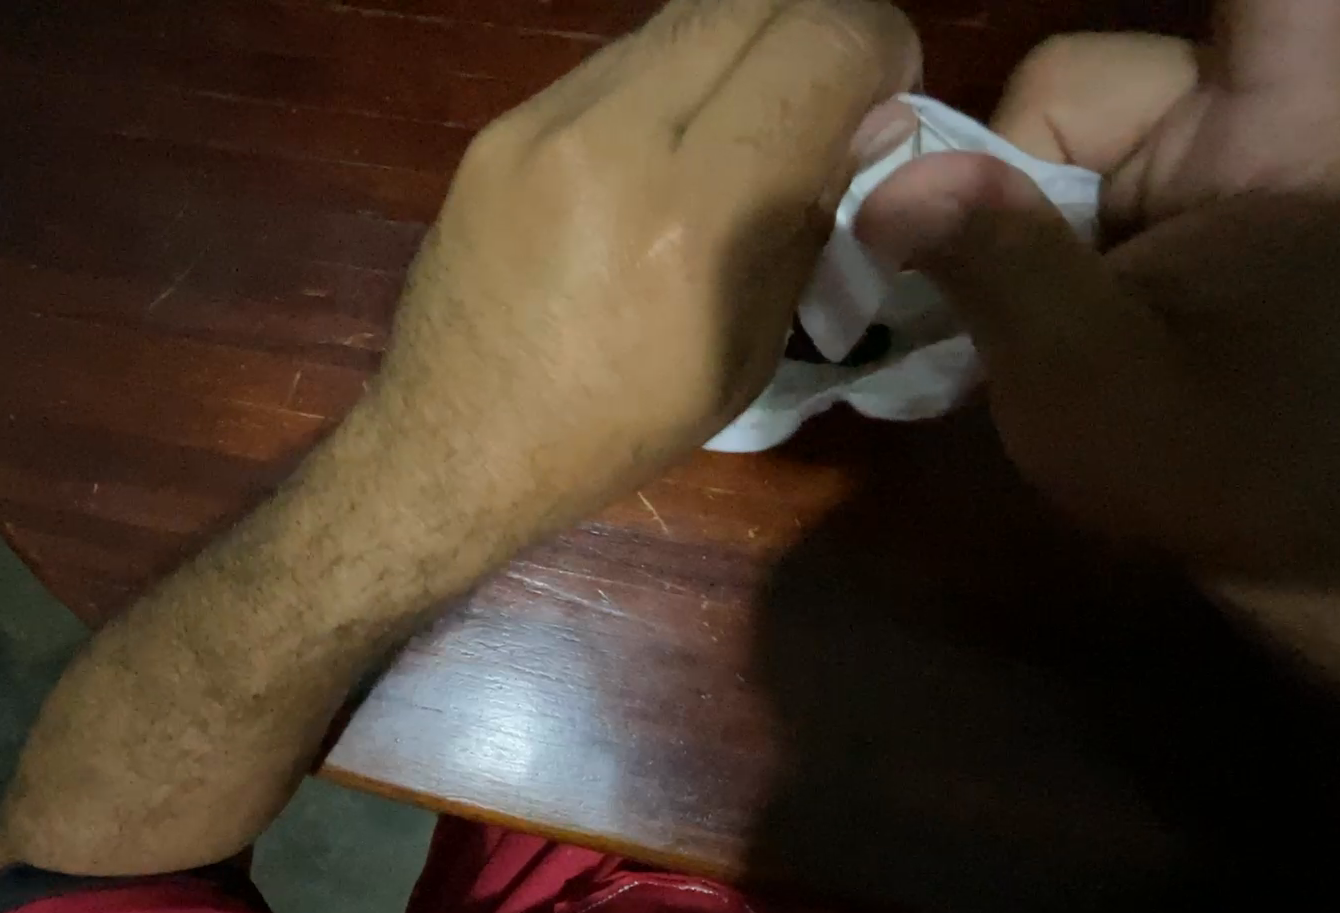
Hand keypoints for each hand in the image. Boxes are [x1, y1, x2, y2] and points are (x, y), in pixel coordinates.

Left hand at [353, 0, 918, 536]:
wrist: (460, 444)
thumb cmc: (612, 431)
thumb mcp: (741, 357)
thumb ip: (805, 227)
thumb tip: (855, 127)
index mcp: (695, 220)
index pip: (824, 46)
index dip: (878, 49)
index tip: (876, 94)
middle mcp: (616, 144)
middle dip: (810, 31)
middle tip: (811, 98)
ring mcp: (541, 126)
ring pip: (677, 20)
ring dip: (731, 55)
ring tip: (726, 131)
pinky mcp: (495, 132)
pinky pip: (606, 70)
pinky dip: (655, 89)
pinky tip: (645, 156)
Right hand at [854, 0, 1339, 577]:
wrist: (1243, 528)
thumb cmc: (1194, 463)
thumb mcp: (1081, 375)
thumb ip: (997, 267)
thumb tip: (887, 187)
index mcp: (1303, 131)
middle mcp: (1263, 114)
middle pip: (1086, 74)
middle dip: (1002, 168)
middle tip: (987, 279)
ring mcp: (1204, 155)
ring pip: (1043, 128)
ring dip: (991, 210)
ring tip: (1001, 305)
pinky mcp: (1159, 195)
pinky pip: (1045, 167)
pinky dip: (999, 221)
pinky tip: (1005, 286)